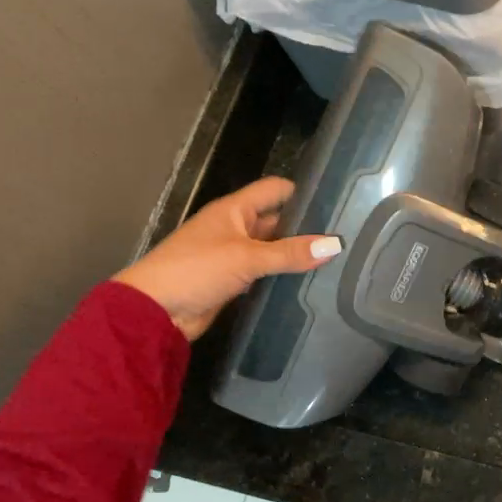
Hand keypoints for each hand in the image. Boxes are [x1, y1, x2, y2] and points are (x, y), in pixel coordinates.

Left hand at [114, 177, 340, 340]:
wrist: (155, 311)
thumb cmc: (195, 270)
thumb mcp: (247, 257)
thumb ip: (290, 253)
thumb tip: (335, 244)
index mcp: (234, 210)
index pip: (275, 190)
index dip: (303, 192)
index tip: (338, 202)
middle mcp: (236, 228)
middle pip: (278, 221)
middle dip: (307, 229)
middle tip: (346, 238)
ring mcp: (234, 255)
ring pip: (273, 250)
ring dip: (296, 256)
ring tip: (338, 262)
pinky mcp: (234, 281)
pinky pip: (266, 273)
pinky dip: (283, 277)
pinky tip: (311, 283)